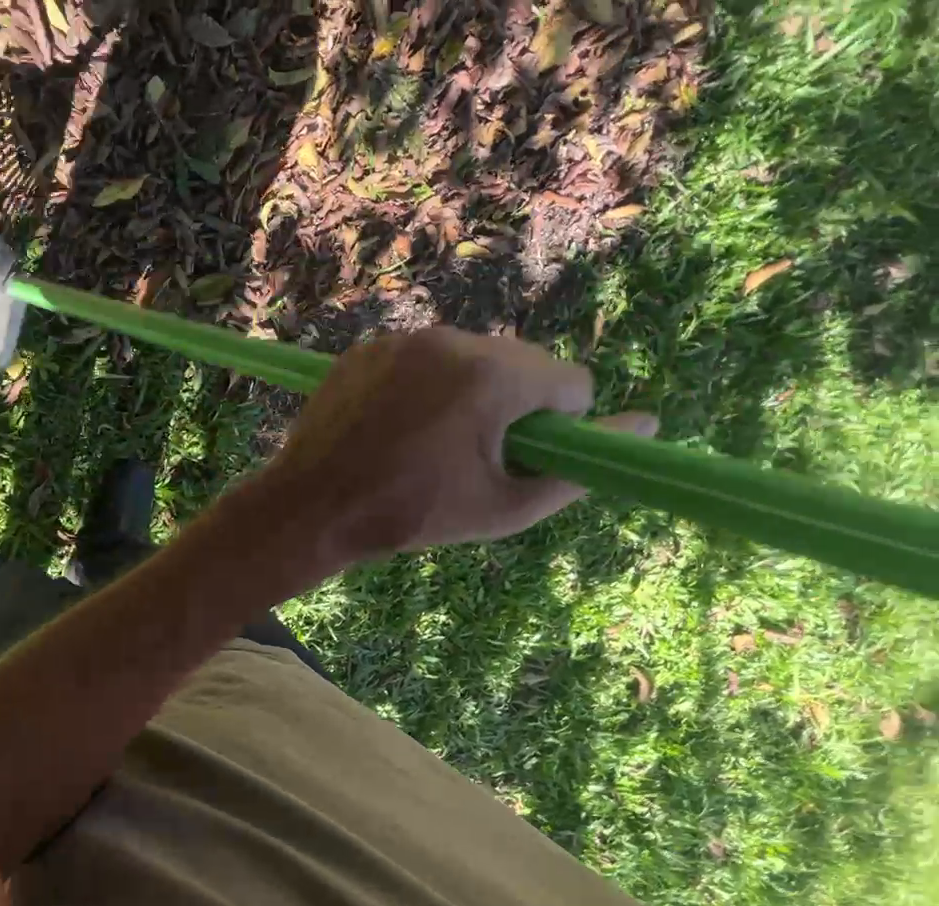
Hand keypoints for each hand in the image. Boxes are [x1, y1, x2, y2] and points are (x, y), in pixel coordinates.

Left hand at [268, 327, 656, 562]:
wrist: (310, 506)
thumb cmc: (409, 513)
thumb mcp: (506, 507)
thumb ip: (580, 467)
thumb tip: (647, 424)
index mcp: (493, 374)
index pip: (570, 383)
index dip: (556, 428)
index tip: (515, 459)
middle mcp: (449, 341)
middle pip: (518, 366)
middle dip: (510, 407)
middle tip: (466, 457)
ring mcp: (399, 341)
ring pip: (467, 361)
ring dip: (465, 395)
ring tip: (425, 445)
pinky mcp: (363, 350)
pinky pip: (418, 362)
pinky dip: (420, 388)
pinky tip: (391, 428)